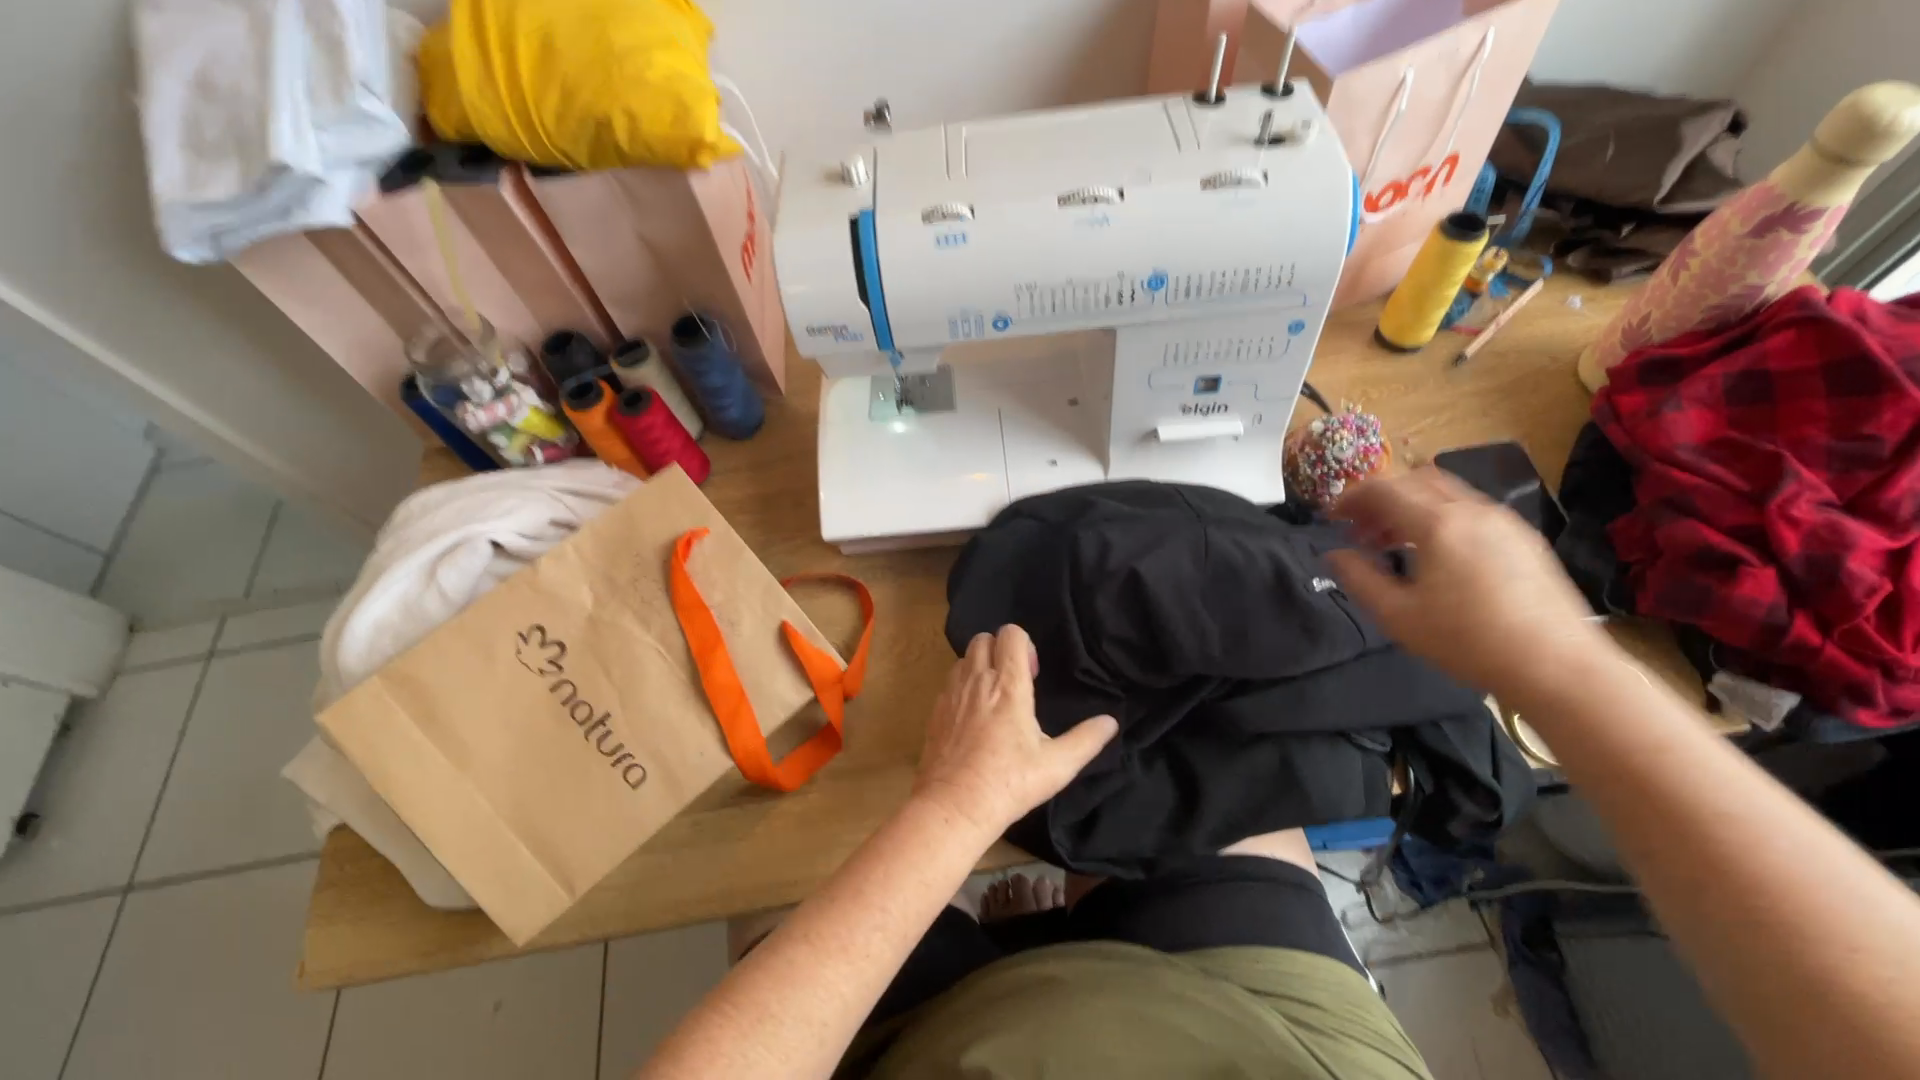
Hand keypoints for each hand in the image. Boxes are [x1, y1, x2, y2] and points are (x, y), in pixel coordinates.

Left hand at [913, 624, 1118, 836]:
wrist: (954, 806)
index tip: (1033, 674)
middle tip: (1014, 682)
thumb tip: (1110, 722)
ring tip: (994, 699)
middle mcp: (976, 681)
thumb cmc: (1009, 783)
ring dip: (980, 666)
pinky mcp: (935, 710)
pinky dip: (962, 686)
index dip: (1025, 644)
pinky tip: (973, 718)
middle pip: (983, 638)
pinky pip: (949, 682)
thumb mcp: (1057, 766)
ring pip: (964, 658)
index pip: (1011, 635)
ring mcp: (951, 694)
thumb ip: (1086, 740)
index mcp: (1008, 686)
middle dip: (1000, 650)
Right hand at [1327, 468, 1606, 691]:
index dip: (1350, 498)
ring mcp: (1503, 521)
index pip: (1383, 489)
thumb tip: (1334, 555)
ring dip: (1411, 507)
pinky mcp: (1524, 537)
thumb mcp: (1398, 616)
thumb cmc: (1468, 642)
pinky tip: (1436, 555)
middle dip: (1380, 498)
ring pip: (1446, 493)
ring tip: (1394, 543)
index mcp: (1437, 524)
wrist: (1556, 664)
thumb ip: (1359, 579)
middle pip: (1415, 480)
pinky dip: (1441, 517)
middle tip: (1360, 529)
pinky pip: (1471, 510)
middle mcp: (1471, 510)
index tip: (1331, 517)